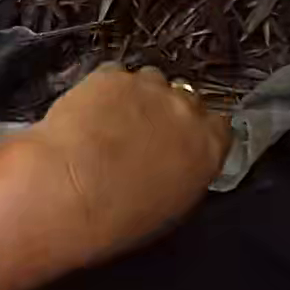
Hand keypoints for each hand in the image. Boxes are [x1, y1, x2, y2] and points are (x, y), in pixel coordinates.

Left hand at [22, 64, 229, 262]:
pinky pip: (113, 74)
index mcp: (207, 147)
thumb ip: (185, 169)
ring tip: (111, 118)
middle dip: (167, 110)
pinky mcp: (111, 74)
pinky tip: (89, 109)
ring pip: (149, 80)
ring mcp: (147, 86)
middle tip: (142, 129)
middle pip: (184, 97)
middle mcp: (184, 110)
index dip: (198, 130)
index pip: (219, 125)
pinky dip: (104, 88)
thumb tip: (175, 159)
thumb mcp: (172, 203)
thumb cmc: (119, 216)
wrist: (71, 190)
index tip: (181, 138)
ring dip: (137, 95)